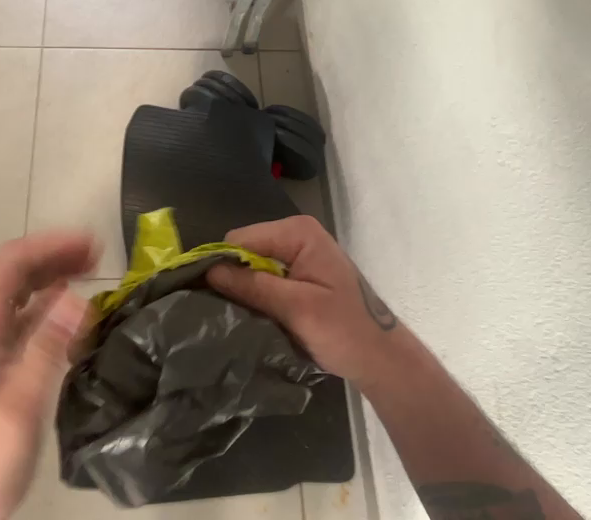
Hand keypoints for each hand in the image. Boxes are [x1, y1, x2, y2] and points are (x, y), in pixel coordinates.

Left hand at [0, 232, 97, 519]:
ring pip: (21, 298)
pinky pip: (24, 324)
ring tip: (91, 271)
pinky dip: (50, 308)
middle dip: (54, 256)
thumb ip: (47, 347)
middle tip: (97, 253)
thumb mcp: (20, 403)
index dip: (48, 246)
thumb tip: (77, 296)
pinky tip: (73, 312)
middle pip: (15, 276)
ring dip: (54, 278)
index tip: (88, 244)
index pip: (10, 267)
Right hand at [207, 215, 406, 386]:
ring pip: (252, 265)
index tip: (210, 297)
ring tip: (243, 316)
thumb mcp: (297, 309)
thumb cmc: (345, 331)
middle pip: (245, 250)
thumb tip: (209, 271)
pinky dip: (258, 295)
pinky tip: (259, 316)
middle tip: (231, 312)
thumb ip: (254, 287)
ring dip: (247, 290)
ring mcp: (298, 253)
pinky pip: (265, 276)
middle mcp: (296, 234)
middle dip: (235, 278)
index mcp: (298, 232)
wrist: (381, 358)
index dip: (223, 265)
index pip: (240, 239)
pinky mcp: (298, 273)